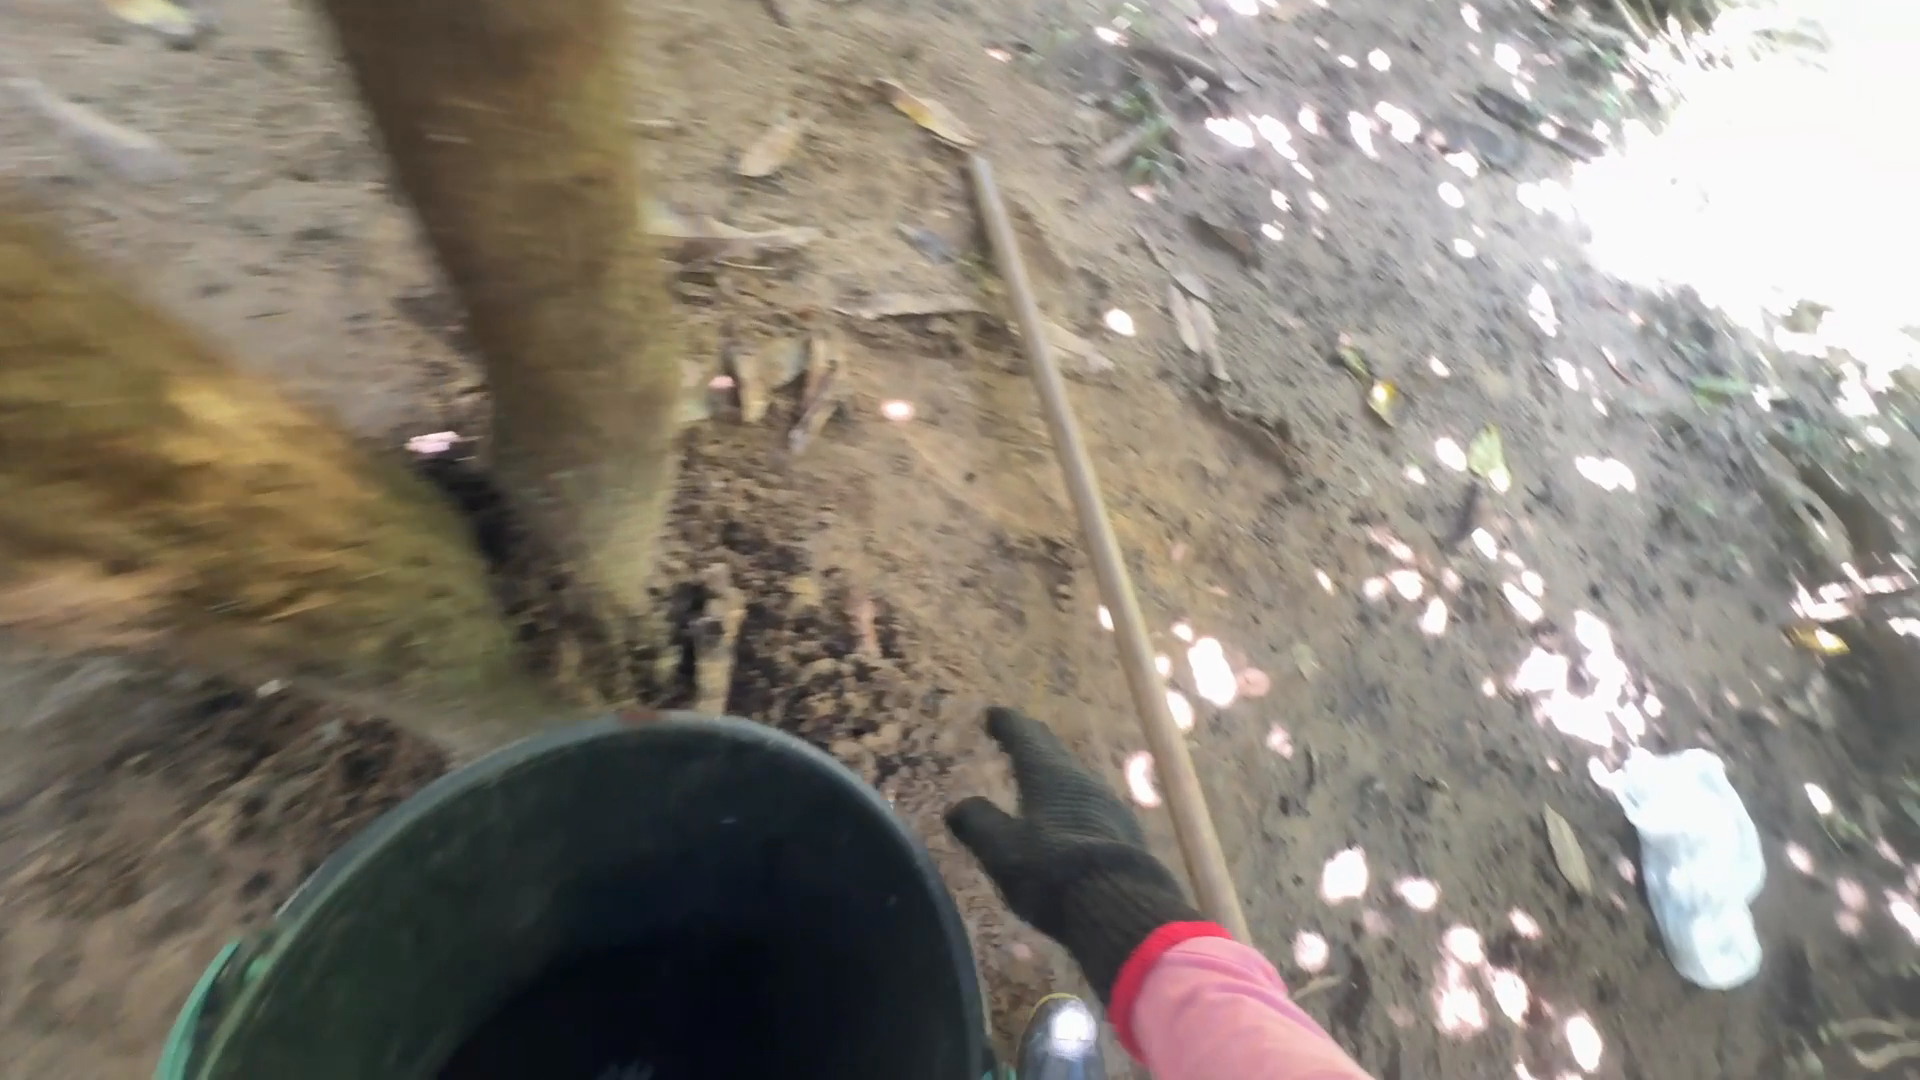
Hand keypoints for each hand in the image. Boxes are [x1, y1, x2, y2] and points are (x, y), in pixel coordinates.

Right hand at [946, 707, 1201, 1001]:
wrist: (1121, 907)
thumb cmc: (1053, 871)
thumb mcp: (1002, 851)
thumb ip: (978, 824)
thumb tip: (958, 806)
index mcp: (1048, 775)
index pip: (1025, 737)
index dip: (1007, 724)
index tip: (993, 714)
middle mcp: (1080, 780)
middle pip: (1053, 751)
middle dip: (1032, 740)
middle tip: (1017, 733)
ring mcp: (1107, 804)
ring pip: (1074, 776)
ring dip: (1054, 770)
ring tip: (1040, 773)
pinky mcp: (1123, 832)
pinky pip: (1089, 802)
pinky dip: (1071, 798)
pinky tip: (1069, 815)